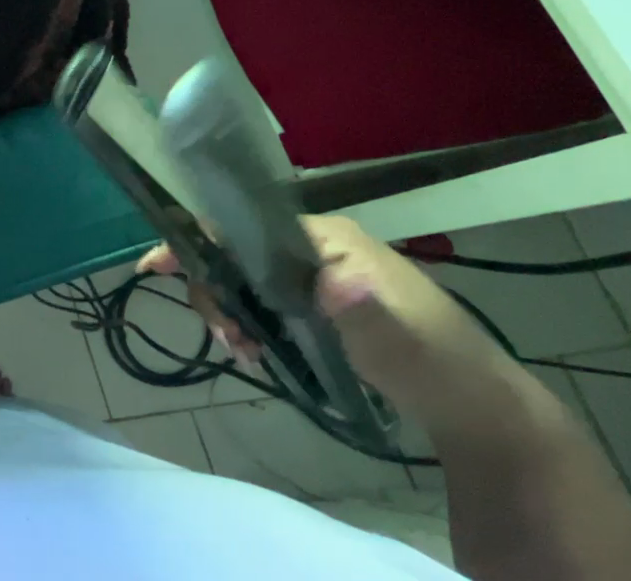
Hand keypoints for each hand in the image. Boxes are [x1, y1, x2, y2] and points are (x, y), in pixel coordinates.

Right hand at [140, 215, 529, 436]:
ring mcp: (314, 271)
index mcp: (327, 237)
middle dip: (215, 292)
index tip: (156, 268)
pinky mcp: (315, 299)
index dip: (196, 242)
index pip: (242, 225)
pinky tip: (254, 350)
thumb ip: (363, 309)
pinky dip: (247, 321)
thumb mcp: (398, 341)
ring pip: (242, 278)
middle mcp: (314, 245)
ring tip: (244, 351)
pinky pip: (260, 298)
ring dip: (229, 311)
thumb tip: (333, 278)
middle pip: (234, 253)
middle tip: (226, 338)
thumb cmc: (433, 363)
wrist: (474, 406)